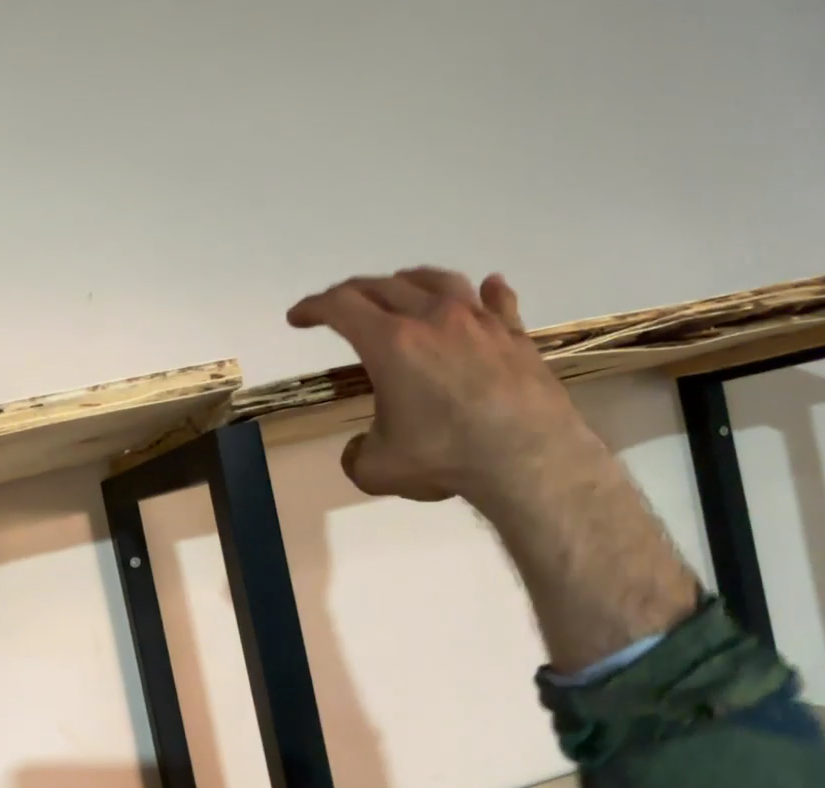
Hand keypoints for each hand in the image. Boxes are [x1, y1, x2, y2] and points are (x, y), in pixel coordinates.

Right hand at [287, 267, 599, 508]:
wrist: (527, 458)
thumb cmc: (444, 458)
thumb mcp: (378, 469)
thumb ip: (357, 455)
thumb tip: (358, 450)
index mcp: (390, 343)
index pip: (340, 307)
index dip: (312, 308)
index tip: (298, 317)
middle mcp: (431, 318)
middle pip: (383, 286)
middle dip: (351, 293)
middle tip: (338, 307)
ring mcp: (477, 321)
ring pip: (437, 280)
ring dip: (409, 280)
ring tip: (399, 287)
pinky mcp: (513, 335)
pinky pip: (497, 301)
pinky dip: (485, 292)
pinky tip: (487, 288)